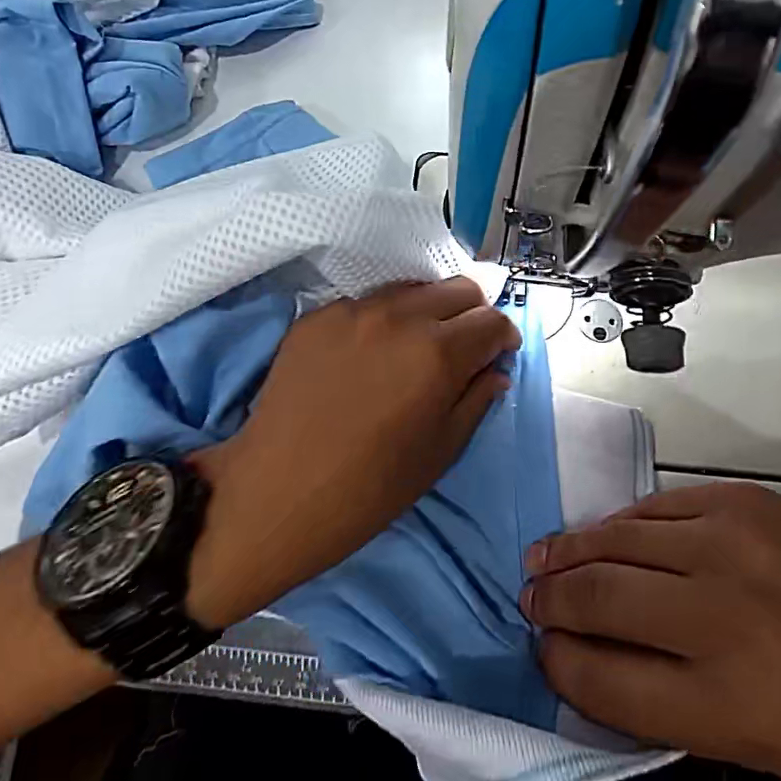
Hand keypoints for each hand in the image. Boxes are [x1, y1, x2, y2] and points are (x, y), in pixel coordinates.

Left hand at [185, 277, 519, 628]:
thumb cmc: (369, 487)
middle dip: (472, 315)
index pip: (492, 320)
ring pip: (412, 289)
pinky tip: (369, 356)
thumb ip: (476, 401)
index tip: (498, 356)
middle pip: (458, 288)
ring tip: (416, 348)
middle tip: (464, 349)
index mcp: (438, 353)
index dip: (503, 338)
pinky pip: (366, 304)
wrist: (276, 492)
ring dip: (428, 311)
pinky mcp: (317, 316)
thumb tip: (494, 371)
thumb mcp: (440, 452)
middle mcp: (399, 317)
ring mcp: (353, 310)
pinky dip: (383, 321)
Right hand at [521, 482, 780, 780]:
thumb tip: (581, 659)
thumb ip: (662, 710)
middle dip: (549, 601)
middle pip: (596, 599)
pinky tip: (600, 537)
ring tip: (541, 560)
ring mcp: (728, 543)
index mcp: (727, 698)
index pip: (602, 680)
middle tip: (528, 600)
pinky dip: (617, 526)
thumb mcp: (756, 749)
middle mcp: (720, 613)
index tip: (544, 651)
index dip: (560, 665)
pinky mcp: (737, 500)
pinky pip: (651, 508)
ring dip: (567, 552)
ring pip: (613, 541)